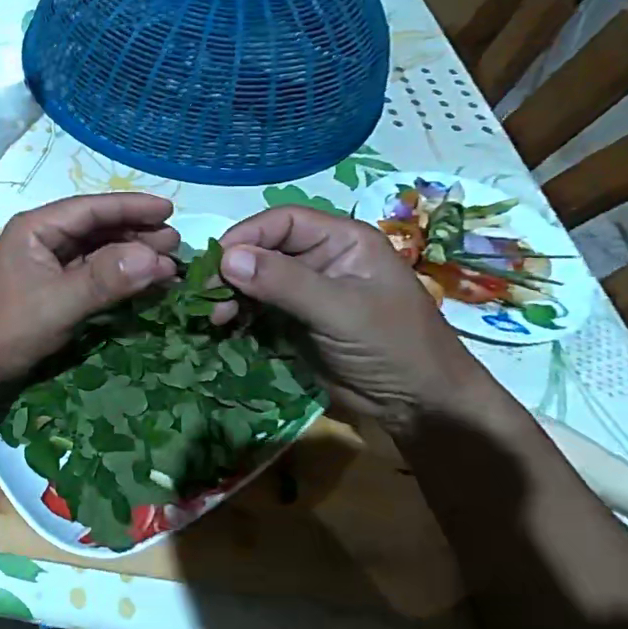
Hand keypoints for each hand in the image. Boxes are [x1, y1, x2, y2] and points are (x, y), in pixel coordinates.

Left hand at [0, 194, 178, 383]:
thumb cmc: (9, 327)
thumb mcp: (60, 302)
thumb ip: (106, 279)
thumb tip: (156, 258)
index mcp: (35, 228)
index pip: (90, 208)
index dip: (131, 207)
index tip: (169, 211)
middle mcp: (41, 238)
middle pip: (96, 227)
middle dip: (136, 232)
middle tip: (175, 244)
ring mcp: (46, 263)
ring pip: (96, 250)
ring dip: (130, 255)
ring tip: (167, 263)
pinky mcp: (52, 286)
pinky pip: (91, 272)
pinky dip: (117, 276)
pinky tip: (142, 282)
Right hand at [213, 206, 483, 425]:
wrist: (420, 407)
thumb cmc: (394, 347)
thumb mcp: (341, 310)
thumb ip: (284, 282)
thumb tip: (226, 258)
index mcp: (342, 240)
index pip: (283, 221)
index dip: (247, 235)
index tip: (217, 261)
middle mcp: (321, 258)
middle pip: (263, 248)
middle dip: (233, 268)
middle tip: (207, 295)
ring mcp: (306, 290)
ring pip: (255, 278)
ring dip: (231, 294)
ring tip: (215, 317)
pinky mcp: (295, 320)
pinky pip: (257, 306)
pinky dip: (238, 314)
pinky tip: (224, 326)